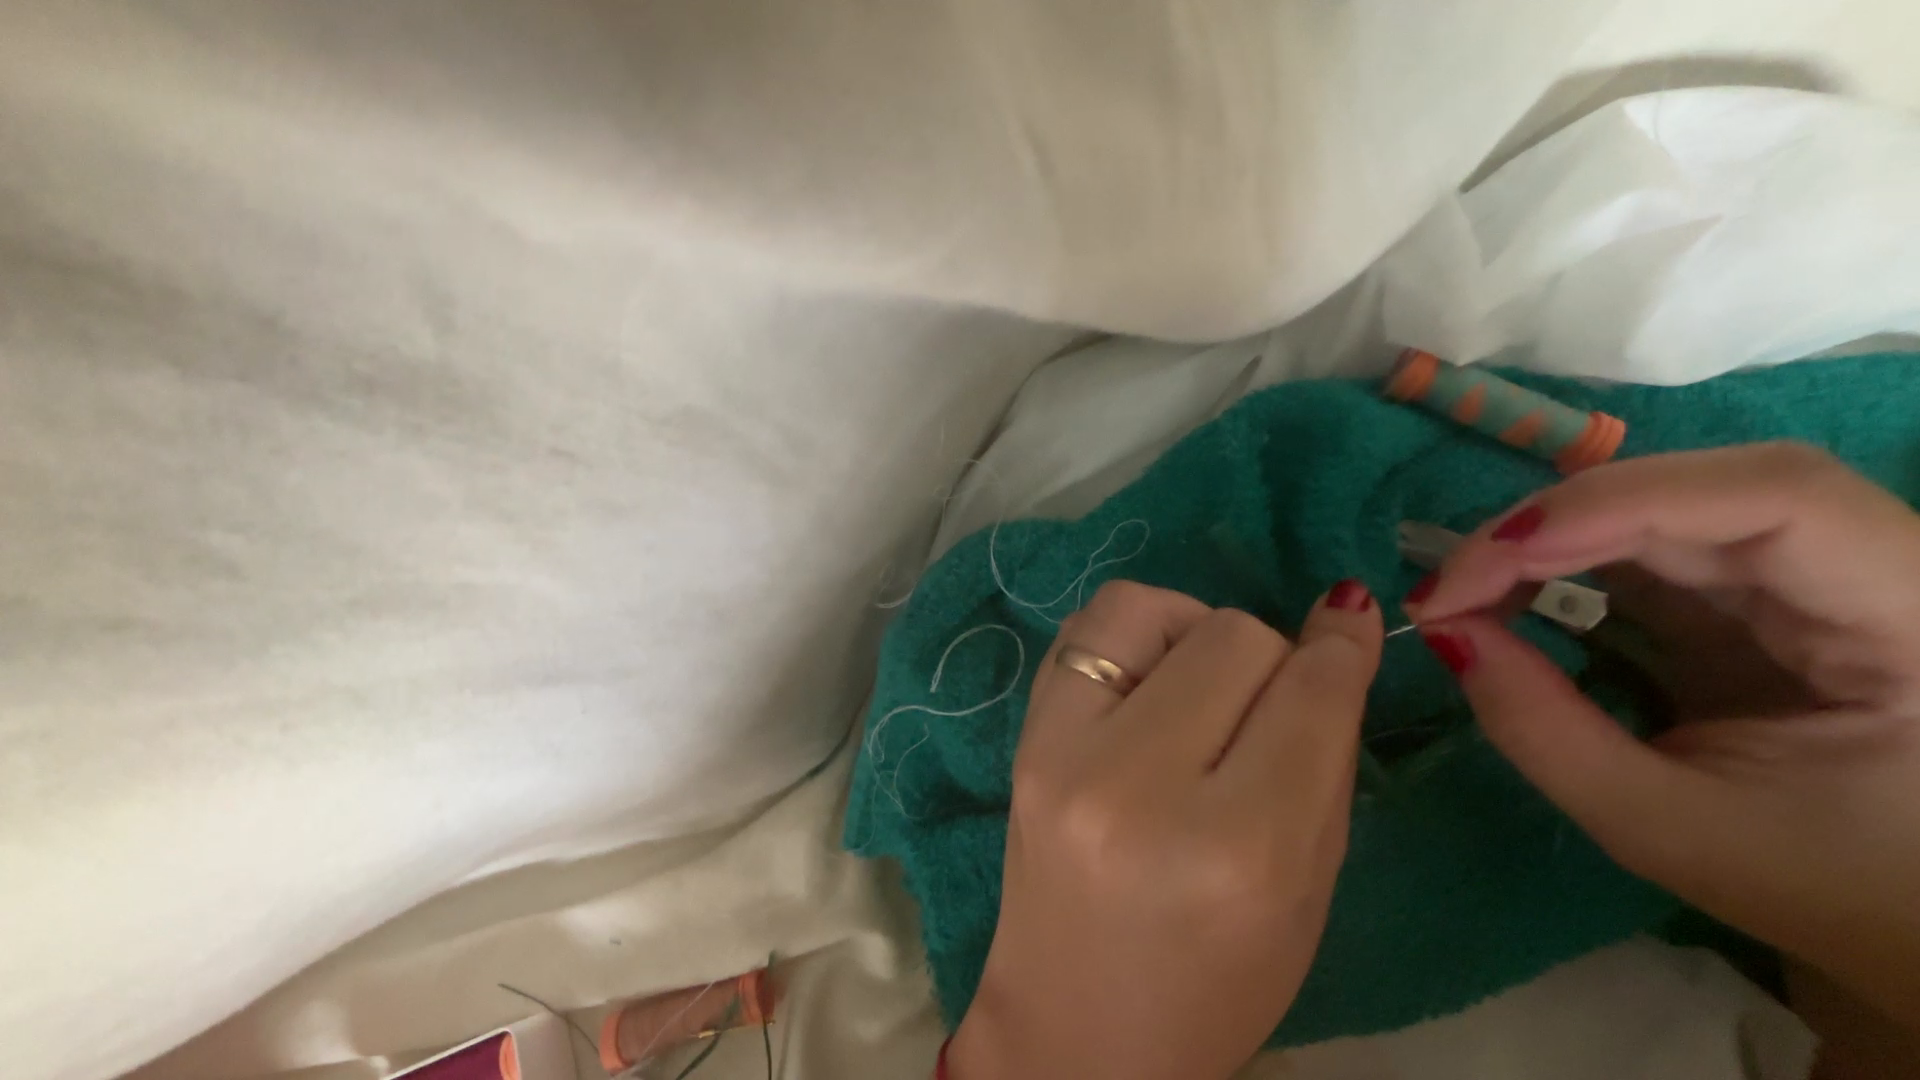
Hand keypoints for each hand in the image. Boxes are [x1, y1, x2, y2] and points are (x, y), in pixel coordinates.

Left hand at [945, 579, 1382, 1079]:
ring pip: (1150, 609)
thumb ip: (1327, 757)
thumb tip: (1341, 624)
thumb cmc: (1217, 983)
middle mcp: (1141, 788)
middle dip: (1271, 658)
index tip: (1350, 623)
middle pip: (1232, 637)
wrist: (1075, 1030)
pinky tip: (1147, 684)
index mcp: (1239, 850)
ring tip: (1199, 688)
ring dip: (1195, 634)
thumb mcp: (1307, 888)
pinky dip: (1133, 635)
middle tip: (1262, 708)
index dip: (1342, 647)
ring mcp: (1065, 756)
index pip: (1308, 694)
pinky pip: (1084, 628)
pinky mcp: (1023, 741)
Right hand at [1407, 442, 1919, 1031]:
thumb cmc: (1815, 884)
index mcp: (1914, 624)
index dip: (1618, 503)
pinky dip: (1562, 562)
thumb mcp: (1661, 826)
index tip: (1492, 561)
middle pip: (1699, 490)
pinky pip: (1650, 546)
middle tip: (1447, 587)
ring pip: (1664, 506)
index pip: (1775, 497)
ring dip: (1546, 539)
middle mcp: (1881, 568)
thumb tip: (1442, 631)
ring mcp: (1813, 574)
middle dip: (1553, 526)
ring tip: (1462, 591)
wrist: (1902, 912)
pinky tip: (1506, 593)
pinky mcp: (1759, 590)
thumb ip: (1542, 729)